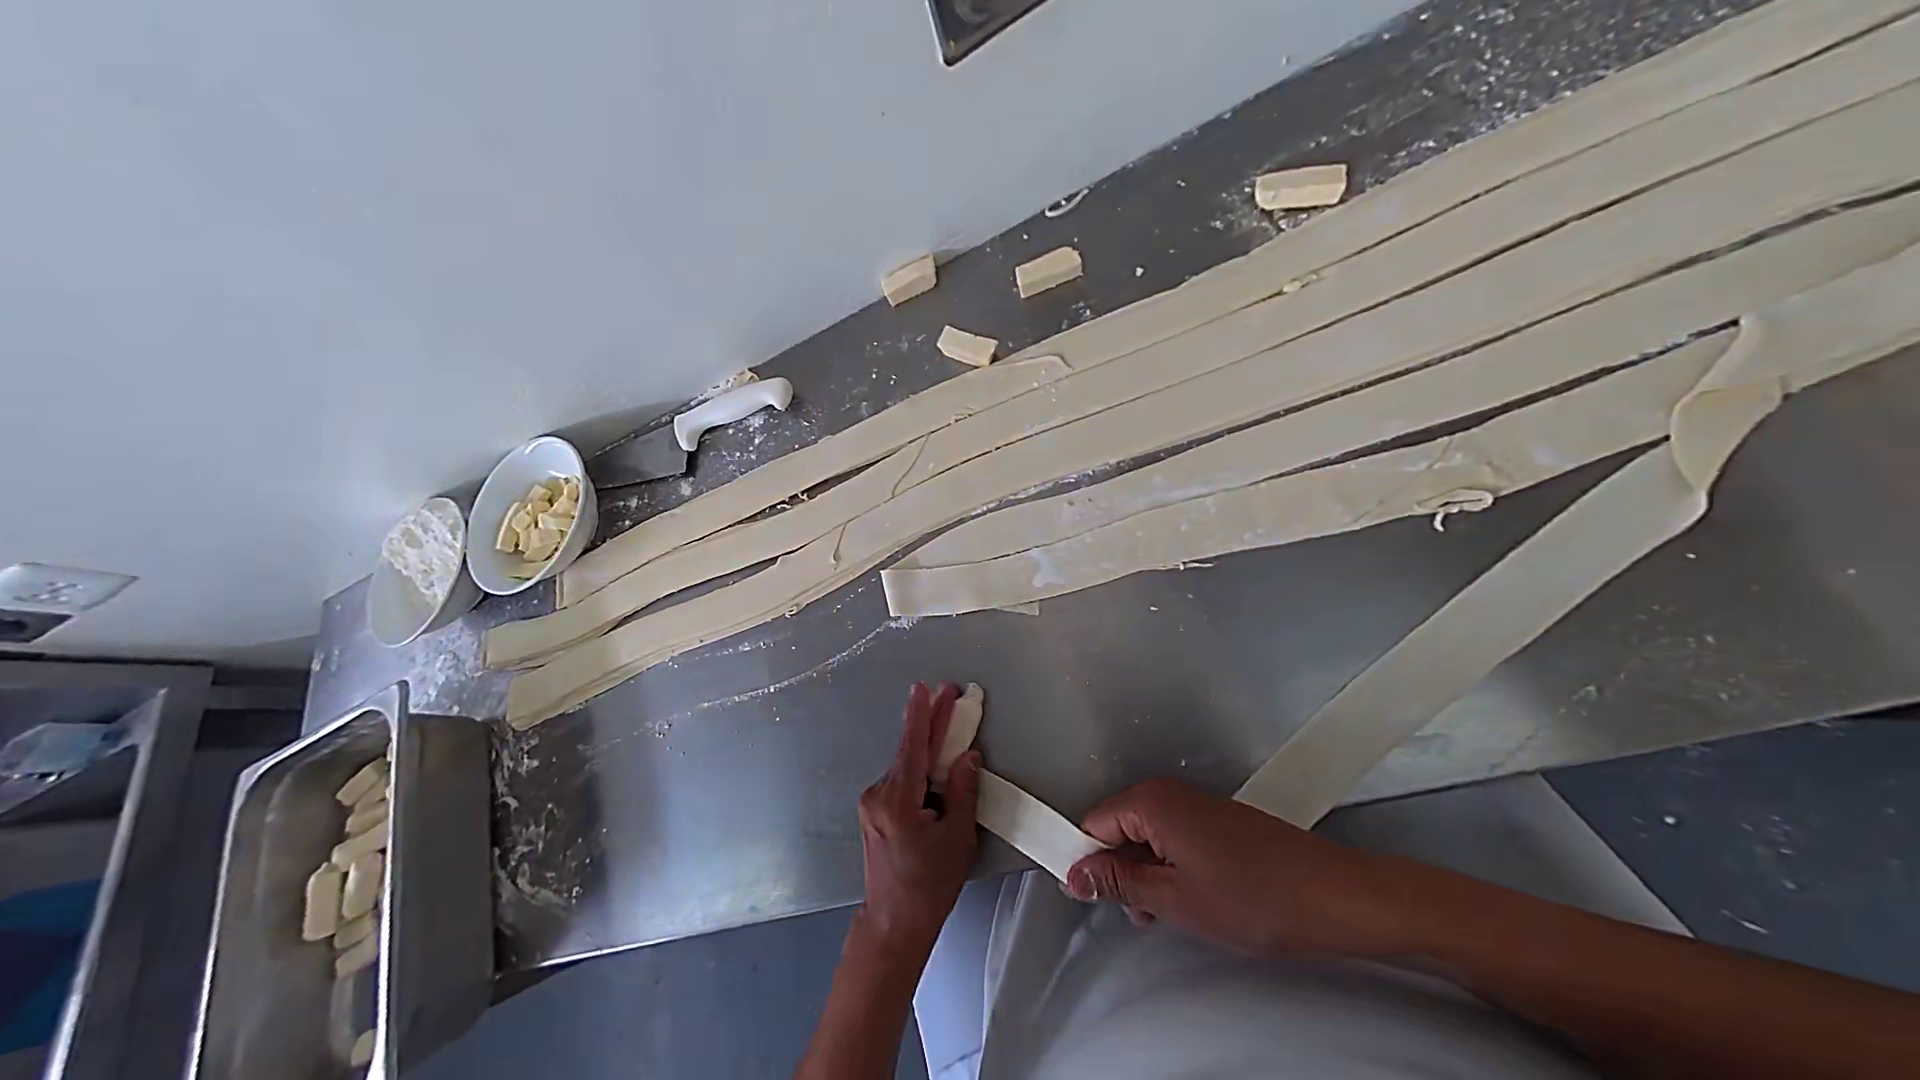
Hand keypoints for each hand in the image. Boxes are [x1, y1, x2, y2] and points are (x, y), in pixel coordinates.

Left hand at [856, 683, 981, 949]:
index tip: (926, 688)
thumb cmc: (929, 886)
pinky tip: (937, 769)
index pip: (913, 746)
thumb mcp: (957, 838)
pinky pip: (901, 781)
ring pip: (906, 766)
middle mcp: (878, 795)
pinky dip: (920, 770)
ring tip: (951, 732)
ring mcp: (872, 802)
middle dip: (930, 724)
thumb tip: (967, 757)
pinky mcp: (874, 811)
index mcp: (897, 801)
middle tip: (950, 696)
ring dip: (927, 749)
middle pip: (909, 751)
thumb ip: (962, 791)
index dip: (922, 715)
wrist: (894, 923)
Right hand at [1065, 779, 1424, 957]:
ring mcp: (1197, 806)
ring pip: (1146, 838)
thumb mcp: (1173, 900)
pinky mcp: (1216, 821)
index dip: (1086, 862)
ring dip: (1147, 875)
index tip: (1088, 894)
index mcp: (1152, 803)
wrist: (1337, 898)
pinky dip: (1172, 869)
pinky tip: (1195, 899)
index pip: (1092, 824)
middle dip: (1119, 872)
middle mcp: (1172, 795)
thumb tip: (1080, 875)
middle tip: (1140, 911)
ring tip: (1173, 912)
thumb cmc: (1264, 896)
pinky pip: (1173, 840)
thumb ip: (1118, 883)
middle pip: (1117, 829)